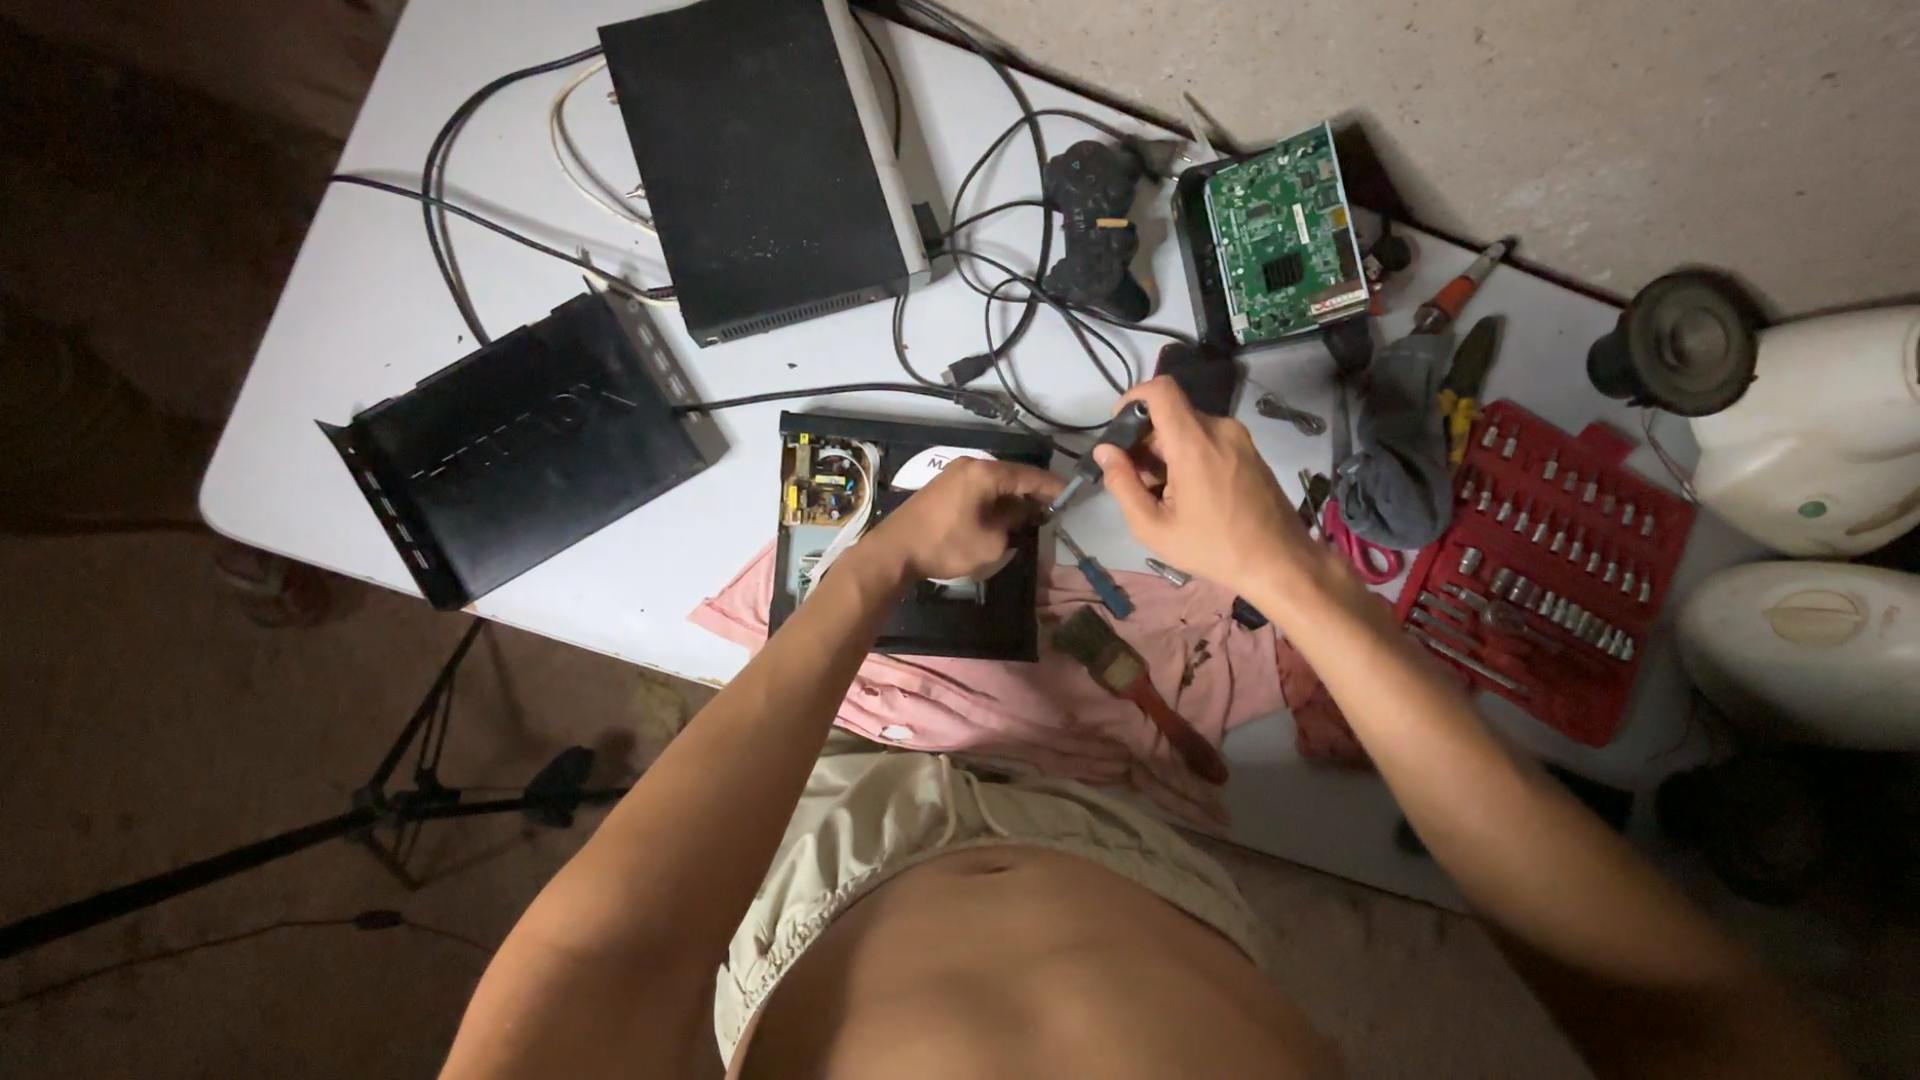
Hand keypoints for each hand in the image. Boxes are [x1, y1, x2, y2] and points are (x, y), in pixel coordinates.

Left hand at [856, 457, 1063, 582]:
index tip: (1071, 494)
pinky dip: (996, 499)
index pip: (1029, 476)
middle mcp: (971, 465)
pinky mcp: (944, 487)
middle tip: (1055, 507)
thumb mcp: (990, 542)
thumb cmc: (945, 545)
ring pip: (995, 483)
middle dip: (1034, 492)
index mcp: (985, 473)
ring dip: (1013, 497)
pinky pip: (979, 488)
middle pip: (1012, 475)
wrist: (895, 550)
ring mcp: (954, 474)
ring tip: (1033, 514)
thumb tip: (1022, 514)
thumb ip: (1013, 524)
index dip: (1052, 487)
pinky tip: (1004, 515)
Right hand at [1094, 377, 1326, 597]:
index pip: (1160, 390)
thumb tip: (1105, 451)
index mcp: (1194, 443)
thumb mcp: (1153, 527)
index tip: (1120, 429)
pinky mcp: (1249, 451)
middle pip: (1170, 414)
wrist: (1280, 562)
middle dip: (1146, 441)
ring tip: (1164, 495)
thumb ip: (1122, 484)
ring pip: (1188, 428)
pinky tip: (1190, 494)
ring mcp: (1239, 438)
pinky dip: (1189, 456)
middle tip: (1139, 481)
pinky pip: (1208, 439)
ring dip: (1167, 452)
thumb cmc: (1214, 549)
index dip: (1132, 399)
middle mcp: (1219, 429)